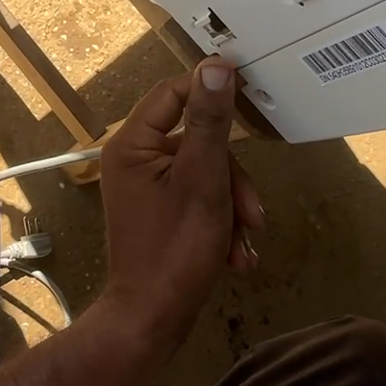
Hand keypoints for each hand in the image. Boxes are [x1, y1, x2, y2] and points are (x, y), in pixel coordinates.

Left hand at [96, 59, 264, 346]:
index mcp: (133, 144)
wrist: (151, 320)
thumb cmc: (176, 249)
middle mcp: (133, 159)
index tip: (251, 92)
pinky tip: (235, 256)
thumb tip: (215, 65)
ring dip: (231, 206)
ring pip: (204, 173)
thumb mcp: (203, 180)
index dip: (211, 90)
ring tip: (244, 244)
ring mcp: (145, 187)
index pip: (173, 94)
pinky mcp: (158, 211)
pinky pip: (197, 198)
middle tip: (252, 216)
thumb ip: (209, 121)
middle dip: (232, 178)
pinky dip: (220, 222)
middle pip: (197, 140)